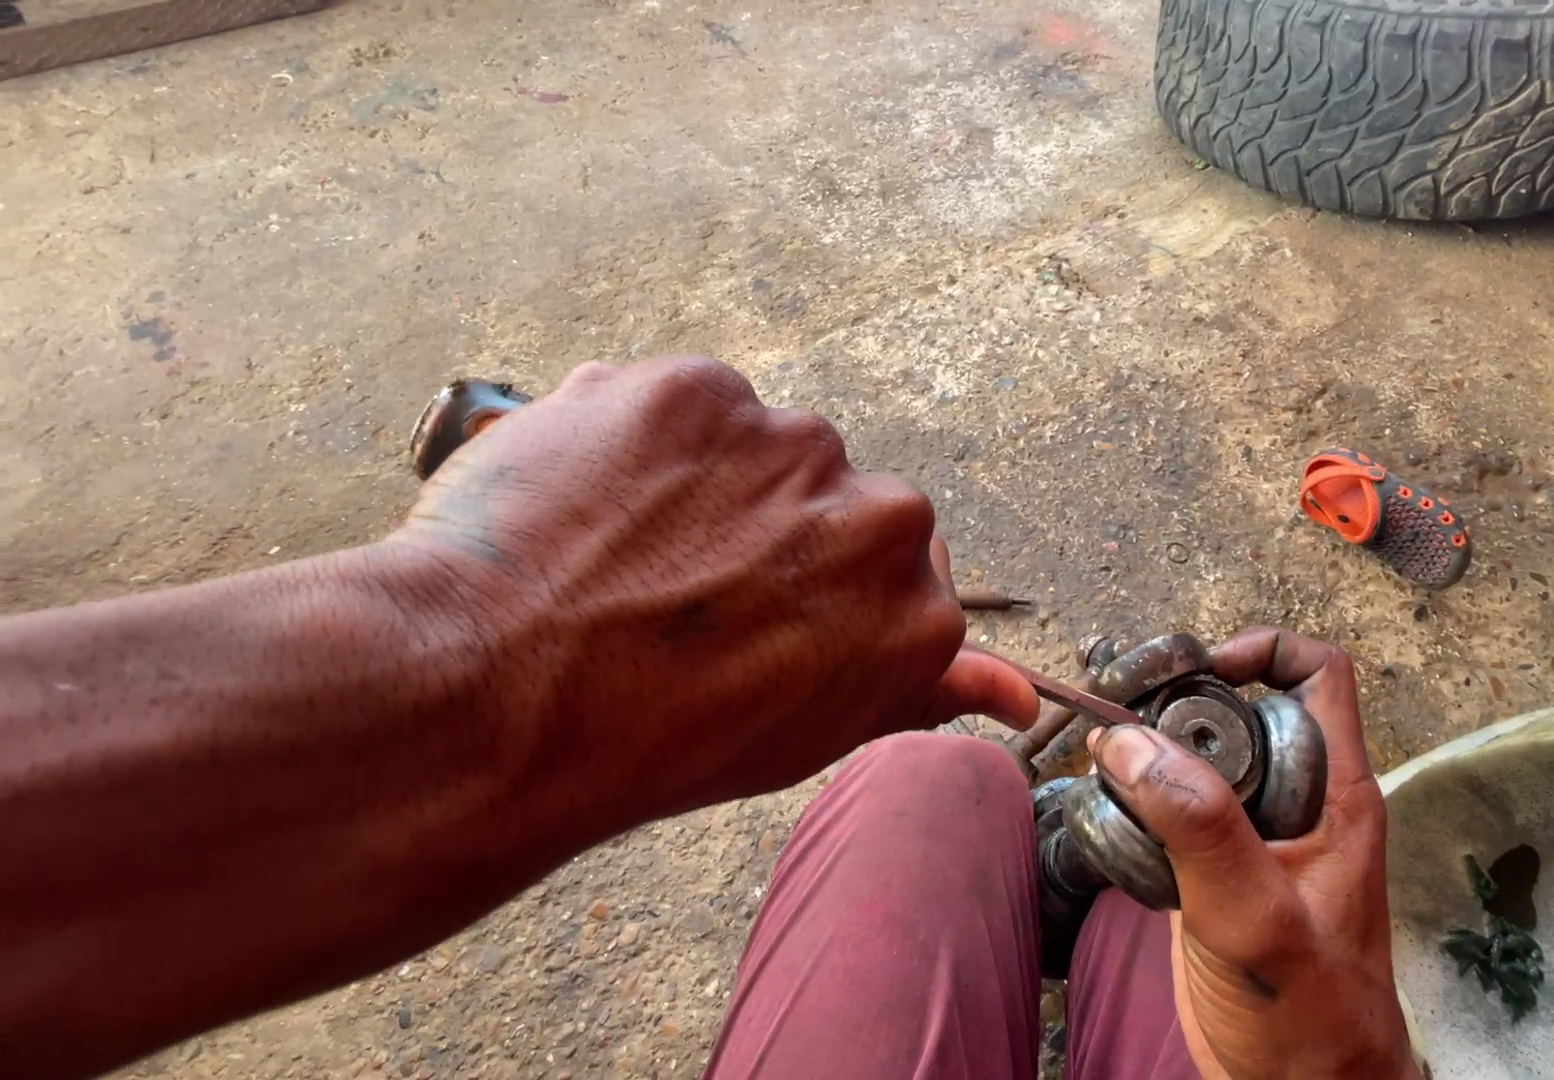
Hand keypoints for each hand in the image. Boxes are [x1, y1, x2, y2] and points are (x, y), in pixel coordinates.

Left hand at [388, 357, 1037, 842]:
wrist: (490, 699)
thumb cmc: (655, 740)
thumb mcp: (813, 730)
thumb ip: (924, 689)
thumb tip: (1017, 695)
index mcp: (916, 606)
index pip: (893, 565)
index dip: (817, 585)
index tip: (765, 609)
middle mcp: (879, 516)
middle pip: (836, 497)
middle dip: (779, 528)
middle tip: (695, 578)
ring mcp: (790, 443)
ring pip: (765, 446)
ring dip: (716, 480)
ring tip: (638, 545)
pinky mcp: (698, 388)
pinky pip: (693, 406)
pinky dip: (652, 439)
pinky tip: (602, 498)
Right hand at [1087, 628, 1418, 1079]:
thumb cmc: (1305, 1016)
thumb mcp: (1256, 919)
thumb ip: (1201, 828)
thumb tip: (1128, 739)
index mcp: (1334, 790)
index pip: (1318, 676)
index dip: (1262, 651)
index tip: (1197, 673)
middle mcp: (1293, 794)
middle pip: (1239, 704)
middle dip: (1180, 701)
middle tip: (1121, 720)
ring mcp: (1249, 826)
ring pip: (1198, 749)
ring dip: (1149, 746)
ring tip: (1102, 760)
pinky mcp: (1210, 856)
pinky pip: (1171, 797)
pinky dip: (1136, 790)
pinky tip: (1107, 807)